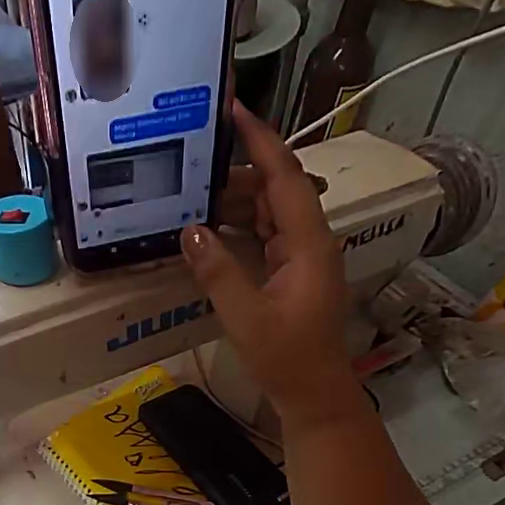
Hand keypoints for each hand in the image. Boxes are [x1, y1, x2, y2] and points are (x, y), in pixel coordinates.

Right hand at [184, 102, 367, 431]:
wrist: (315, 395)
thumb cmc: (287, 358)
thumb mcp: (246, 317)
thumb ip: (217, 271)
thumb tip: (190, 231)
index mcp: (309, 243)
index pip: (285, 176)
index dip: (260, 141)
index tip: (232, 109)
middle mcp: (311, 242)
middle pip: (276, 190)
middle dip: (237, 174)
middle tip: (193, 162)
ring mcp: (304, 257)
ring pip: (270, 213)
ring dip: (236, 202)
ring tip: (194, 195)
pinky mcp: (294, 274)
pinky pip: (266, 236)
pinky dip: (241, 227)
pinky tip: (211, 229)